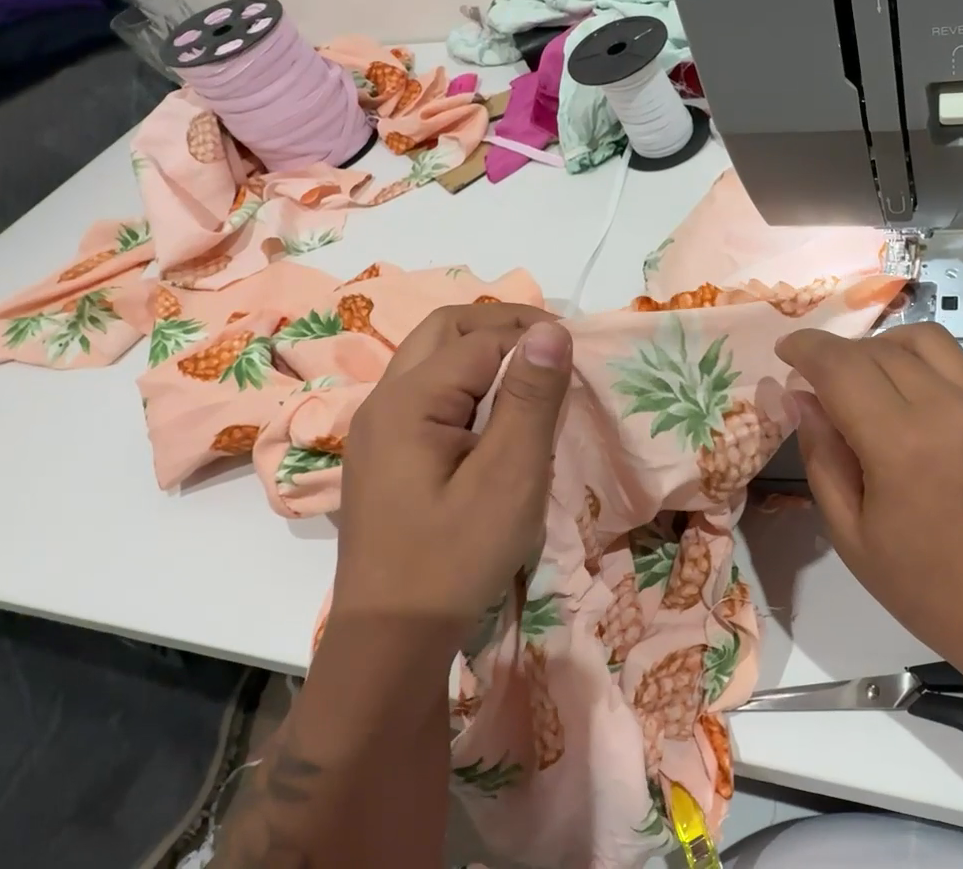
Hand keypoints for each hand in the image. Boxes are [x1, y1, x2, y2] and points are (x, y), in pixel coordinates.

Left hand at [334, 304, 572, 637]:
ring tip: (536, 380)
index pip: (481, 338)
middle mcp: (385, 401)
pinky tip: (500, 418)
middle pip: (445, 330)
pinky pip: (429, 394)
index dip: (534, 336)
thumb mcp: (509, 477)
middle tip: (556, 352)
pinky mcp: (387, 455)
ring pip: (434, 359)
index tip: (583, 355)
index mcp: (409, 401)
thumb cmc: (457, 555)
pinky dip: (471, 385)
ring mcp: (380, 429)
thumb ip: (531, 399)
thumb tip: (552, 330)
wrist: (392, 635)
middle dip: (504, 327)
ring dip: (487, 354)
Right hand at [775, 323, 962, 682]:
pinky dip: (920, 360)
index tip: (784, 349)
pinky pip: (956, 361)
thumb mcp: (851, 535)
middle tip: (815, 379)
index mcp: (901, 443)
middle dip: (837, 353)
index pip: (841, 366)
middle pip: (879, 348)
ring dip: (882, 345)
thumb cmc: (926, 588)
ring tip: (861, 377)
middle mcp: (946, 406)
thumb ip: (822, 455)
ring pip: (924, 338)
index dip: (806, 349)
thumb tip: (802, 397)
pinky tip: (906, 393)